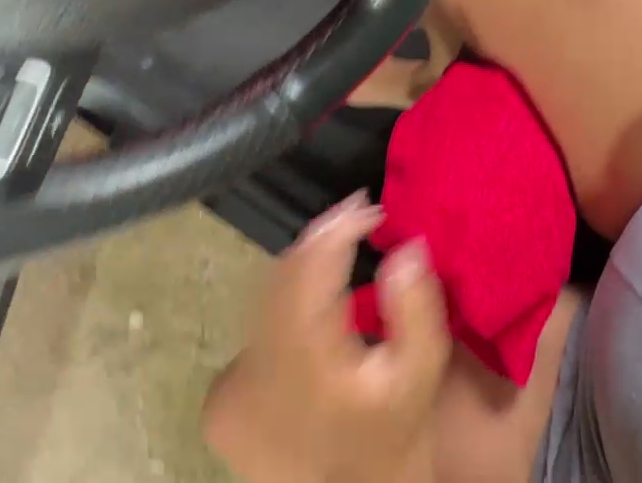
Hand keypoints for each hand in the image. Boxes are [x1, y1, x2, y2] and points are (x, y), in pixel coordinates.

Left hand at [204, 193, 449, 482]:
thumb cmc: (392, 435)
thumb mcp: (422, 371)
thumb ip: (417, 306)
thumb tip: (407, 247)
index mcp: (307, 359)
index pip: (309, 267)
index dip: (337, 227)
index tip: (367, 206)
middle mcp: (255, 368)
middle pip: (281, 277)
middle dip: (320, 241)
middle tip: (357, 221)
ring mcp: (230, 388)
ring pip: (262, 300)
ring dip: (301, 271)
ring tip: (339, 256)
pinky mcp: (220, 404)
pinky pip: (252, 331)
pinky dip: (282, 308)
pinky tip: (312, 313)